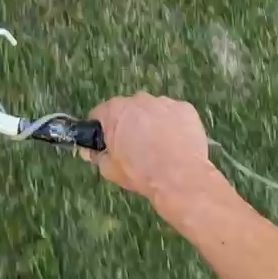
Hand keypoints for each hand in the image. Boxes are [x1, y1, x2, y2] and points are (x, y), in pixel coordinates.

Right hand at [86, 92, 224, 211]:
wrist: (181, 179)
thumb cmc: (141, 174)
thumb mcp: (110, 170)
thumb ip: (98, 156)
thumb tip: (92, 152)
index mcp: (114, 111)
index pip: (100, 114)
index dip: (102, 130)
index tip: (108, 144)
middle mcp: (137, 99)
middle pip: (127, 109)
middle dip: (129, 124)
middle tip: (135, 148)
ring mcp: (163, 102)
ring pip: (152, 110)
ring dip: (152, 122)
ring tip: (160, 147)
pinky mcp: (185, 108)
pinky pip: (174, 114)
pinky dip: (173, 125)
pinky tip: (176, 143)